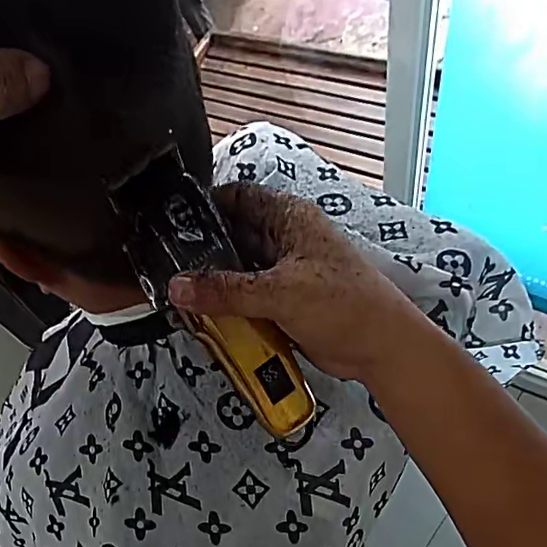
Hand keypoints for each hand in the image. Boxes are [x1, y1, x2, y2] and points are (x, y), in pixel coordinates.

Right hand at [168, 183, 435, 381]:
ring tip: (182, 299)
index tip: (172, 224)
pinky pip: (248, 302)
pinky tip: (207, 320)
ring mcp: (284, 274)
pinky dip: (230, 311)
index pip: (238, 198)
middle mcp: (285, 242)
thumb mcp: (279, 292)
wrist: (377, 348)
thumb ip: (226, 291)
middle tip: (169, 270)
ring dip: (216, 288)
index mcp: (289, 219)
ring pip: (239, 274)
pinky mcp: (284, 305)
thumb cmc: (343, 305)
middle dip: (205, 255)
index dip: (206, 206)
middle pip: (233, 239)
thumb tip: (179, 288)